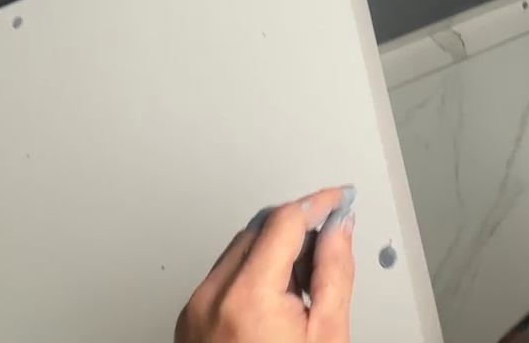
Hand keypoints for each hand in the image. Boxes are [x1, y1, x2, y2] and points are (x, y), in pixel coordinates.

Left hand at [176, 186, 354, 342]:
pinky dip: (256, 268)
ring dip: (278, 245)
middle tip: (330, 242)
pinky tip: (280, 294)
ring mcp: (194, 312)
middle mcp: (211, 299)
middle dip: (299, 225)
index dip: (319, 203)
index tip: (339, 199)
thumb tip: (339, 225)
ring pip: (243, 245)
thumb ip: (335, 269)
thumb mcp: (327, 336)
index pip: (286, 218)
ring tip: (305, 281)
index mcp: (247, 298)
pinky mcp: (188, 322)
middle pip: (261, 226)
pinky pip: (226, 272)